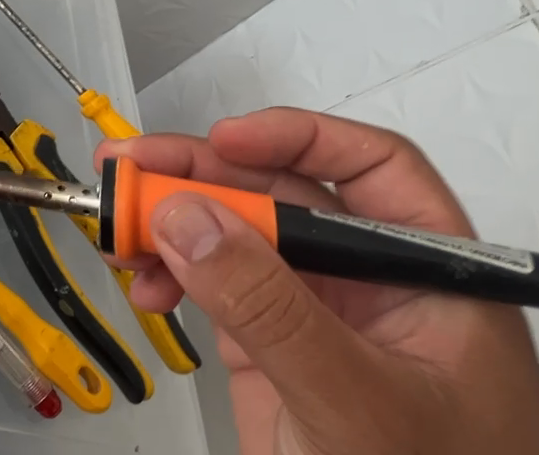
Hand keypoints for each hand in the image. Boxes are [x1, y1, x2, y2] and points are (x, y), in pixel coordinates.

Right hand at [98, 109, 538, 454]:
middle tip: (120, 168)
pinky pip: (204, 277)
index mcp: (425, 276)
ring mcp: (309, 307)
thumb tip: (179, 213)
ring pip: (229, 229)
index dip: (299, 137)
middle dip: (195, 176)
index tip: (222, 140)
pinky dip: (163, 271)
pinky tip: (141, 289)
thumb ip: (269, 307)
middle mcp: (365, 278)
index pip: (375, 169)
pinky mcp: (262, 336)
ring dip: (165, 221)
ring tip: (113, 234)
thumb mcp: (351, 401)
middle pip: (277, 192)